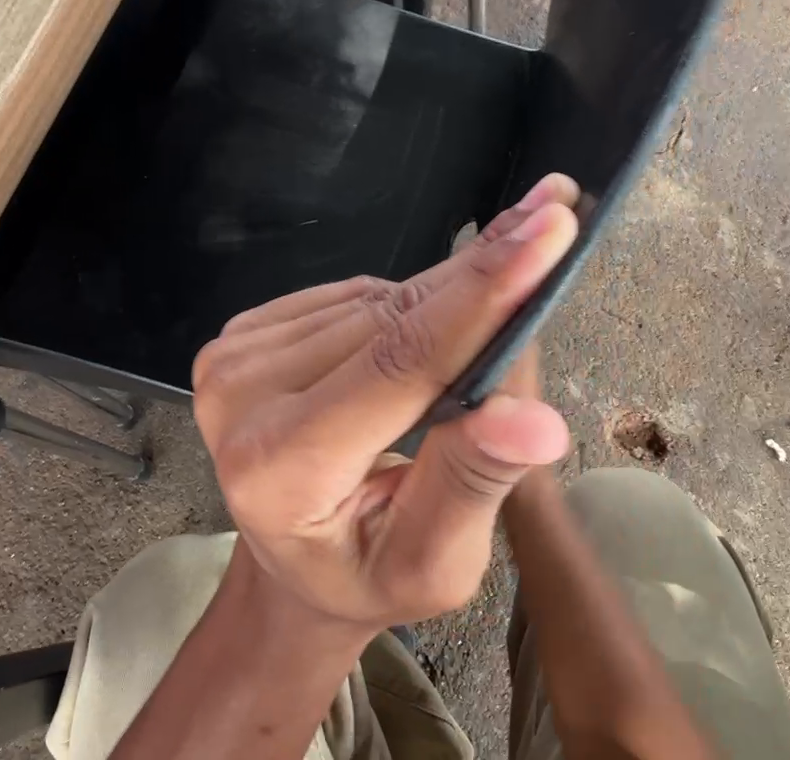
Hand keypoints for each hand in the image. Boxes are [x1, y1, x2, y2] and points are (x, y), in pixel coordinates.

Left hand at [190, 173, 580, 630]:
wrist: (290, 564)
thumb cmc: (366, 576)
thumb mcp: (433, 565)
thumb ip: (471, 485)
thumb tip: (534, 421)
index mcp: (279, 467)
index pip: (398, 365)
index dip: (480, 296)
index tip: (550, 229)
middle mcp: (239, 398)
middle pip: (389, 319)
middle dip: (483, 272)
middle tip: (556, 213)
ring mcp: (234, 356)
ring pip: (374, 301)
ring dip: (450, 292)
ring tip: (507, 285)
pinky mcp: (245, 332)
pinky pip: (351, 298)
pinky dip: (408, 305)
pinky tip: (436, 324)